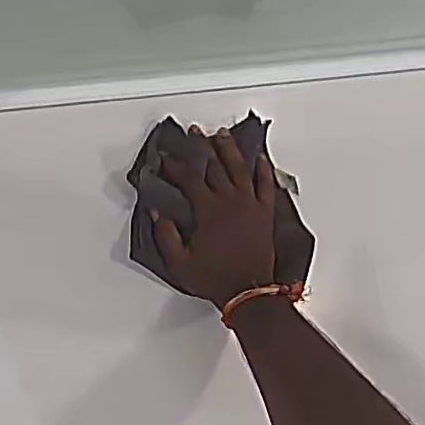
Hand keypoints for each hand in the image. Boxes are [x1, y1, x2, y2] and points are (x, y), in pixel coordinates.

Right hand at [152, 128, 280, 308]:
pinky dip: (262, 170)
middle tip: (195, 134)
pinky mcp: (264, 213)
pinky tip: (259, 159)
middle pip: (215, 166)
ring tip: (222, 135)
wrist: (248, 290)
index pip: (188, 180)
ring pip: (240, 169)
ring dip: (229, 149)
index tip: (165, 158)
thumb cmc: (215, 277)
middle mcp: (231, 202)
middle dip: (201, 147)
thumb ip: (167, 236)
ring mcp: (250, 205)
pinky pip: (265, 185)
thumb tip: (159, 214)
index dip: (175, 166)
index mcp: (209, 211)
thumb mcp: (179, 262)